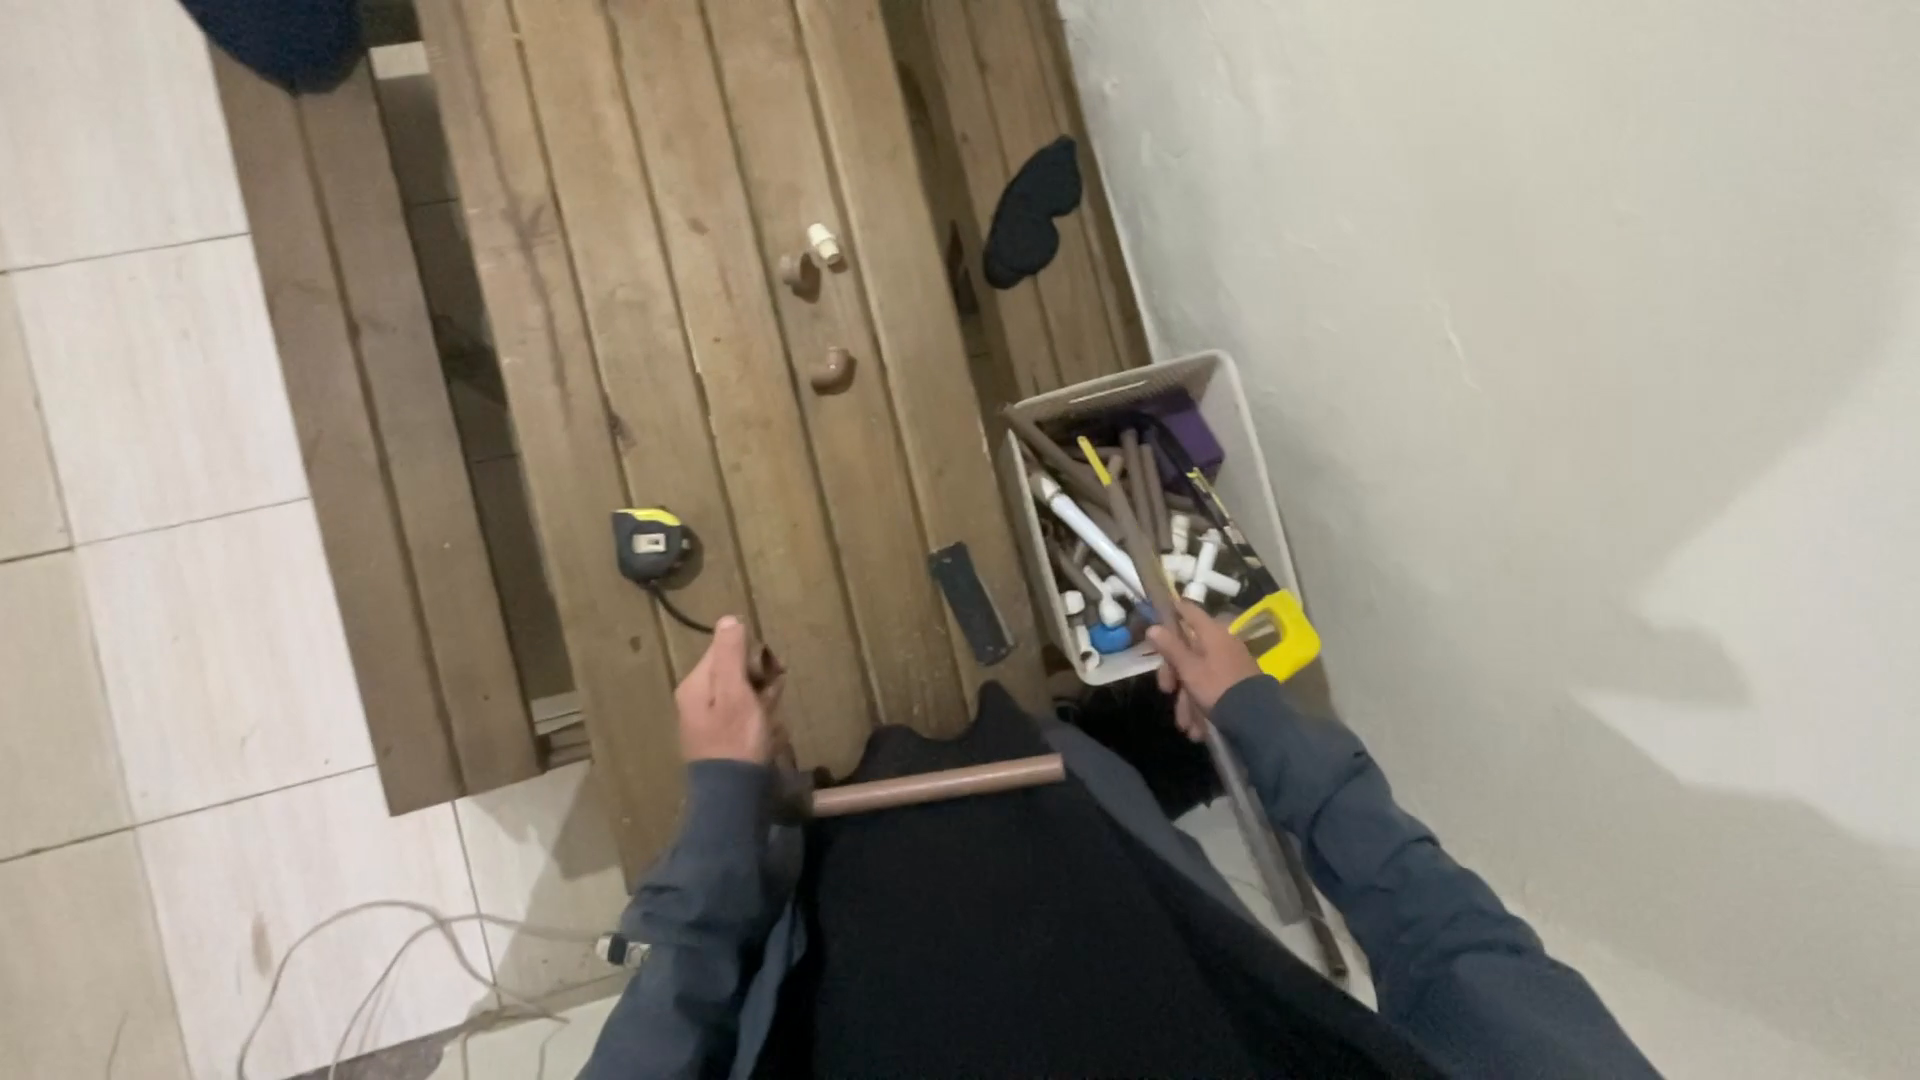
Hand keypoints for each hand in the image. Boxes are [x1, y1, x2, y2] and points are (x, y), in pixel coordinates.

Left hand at [674, 617, 784, 764]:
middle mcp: (696, 696)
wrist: (733, 794)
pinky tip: (768, 728)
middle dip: (759, 677)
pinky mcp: (721, 734)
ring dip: (762, 697)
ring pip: (742, 689)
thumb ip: (730, 656)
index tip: (769, 672)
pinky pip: (743, 710)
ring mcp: (708, 717)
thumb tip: (728, 619)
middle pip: (734, 668)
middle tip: (772, 695)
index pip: (725, 647)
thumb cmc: (736, 740)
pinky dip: (759, 714)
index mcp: (696, 683)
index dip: (751, 654)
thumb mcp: (735, 692)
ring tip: (770, 717)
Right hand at [1147, 599, 1259, 742]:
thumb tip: (1153, 627)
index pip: (1188, 610)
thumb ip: (1170, 648)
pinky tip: (1198, 728)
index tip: (1157, 618)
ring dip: (1187, 700)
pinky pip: (1211, 689)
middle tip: (1166, 690)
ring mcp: (1230, 663)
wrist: (1257, 719)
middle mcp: (1222, 643)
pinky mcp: (1236, 683)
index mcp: (1212, 633)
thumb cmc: (1218, 687)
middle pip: (1188, 649)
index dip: (1172, 611)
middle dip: (1174, 674)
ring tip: (1186, 725)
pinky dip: (1201, 706)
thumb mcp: (1189, 669)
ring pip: (1197, 675)